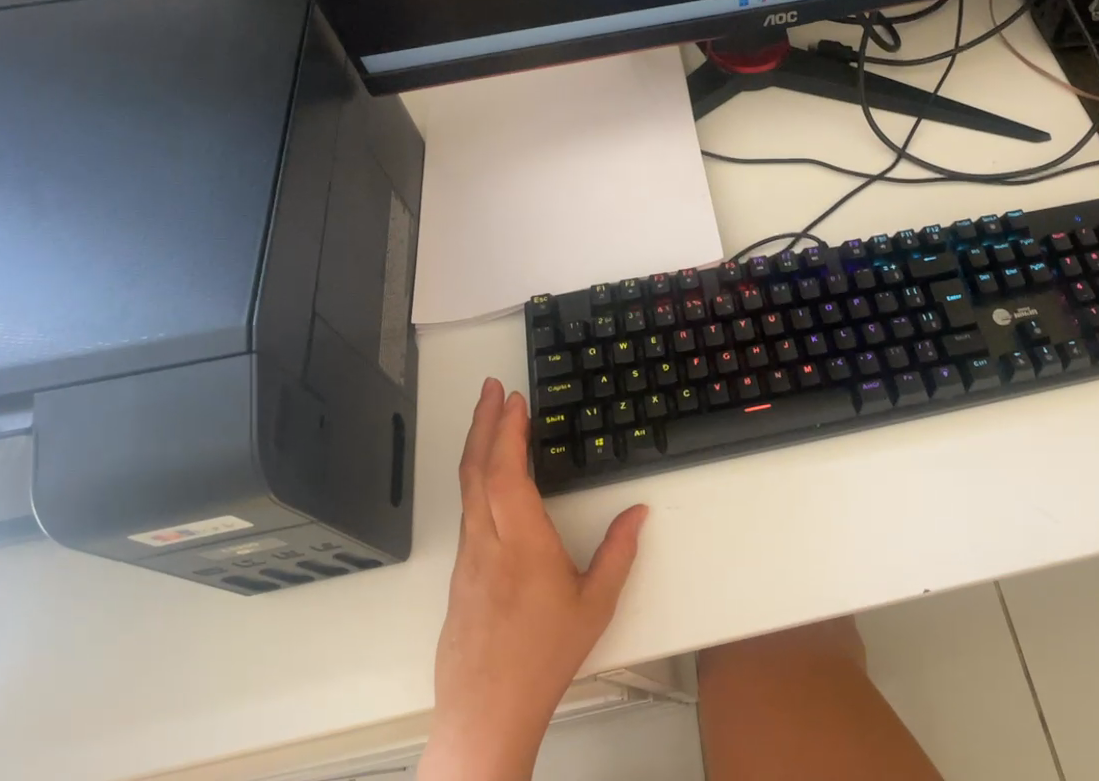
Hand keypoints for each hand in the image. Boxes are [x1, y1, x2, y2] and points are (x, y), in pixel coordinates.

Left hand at [421, 379, 648, 780]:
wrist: (486, 709)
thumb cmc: (543, 658)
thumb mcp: (595, 604)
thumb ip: (618, 551)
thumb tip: (638, 512)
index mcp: (521, 544)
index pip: (506, 472)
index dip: (507, 430)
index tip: (513, 399)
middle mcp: (486, 542)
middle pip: (476, 469)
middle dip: (483, 422)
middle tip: (492, 388)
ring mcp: (468, 557)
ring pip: (466, 489)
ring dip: (476, 446)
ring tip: (489, 419)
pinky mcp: (460, 572)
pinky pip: (465, 510)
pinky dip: (475, 477)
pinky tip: (488, 476)